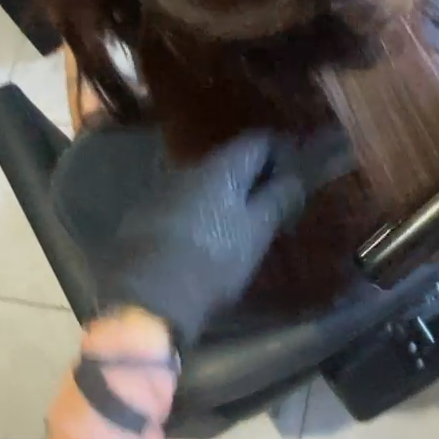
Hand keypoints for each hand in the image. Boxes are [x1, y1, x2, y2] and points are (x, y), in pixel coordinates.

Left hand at [93, 131, 336, 343]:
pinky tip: (204, 240)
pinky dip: (198, 215)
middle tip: (273, 202)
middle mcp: (187, 169)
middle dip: (252, 178)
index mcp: (220, 167)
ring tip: (241, 225)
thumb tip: (297, 178)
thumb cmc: (212, 261)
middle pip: (228, 163)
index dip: (281, 152)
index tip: (297, 172)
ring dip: (223, 198)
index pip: (258, 141)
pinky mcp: (141, 219)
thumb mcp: (255, 233)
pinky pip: (180, 206)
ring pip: (202, 185)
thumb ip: (278, 200)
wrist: (146, 297)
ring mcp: (160, 192)